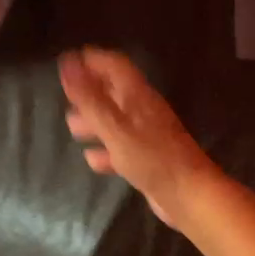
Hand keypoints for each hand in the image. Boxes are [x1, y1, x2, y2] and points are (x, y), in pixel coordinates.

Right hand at [60, 49, 220, 227]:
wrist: (188, 195)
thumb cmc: (151, 157)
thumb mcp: (115, 127)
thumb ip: (90, 98)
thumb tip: (67, 62)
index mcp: (137, 95)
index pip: (114, 65)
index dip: (92, 61)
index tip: (66, 64)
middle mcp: (142, 111)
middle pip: (113, 93)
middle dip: (89, 95)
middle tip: (66, 102)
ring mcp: (146, 136)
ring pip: (115, 122)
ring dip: (95, 123)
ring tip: (73, 129)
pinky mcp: (147, 159)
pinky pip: (122, 148)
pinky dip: (107, 151)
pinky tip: (93, 160)